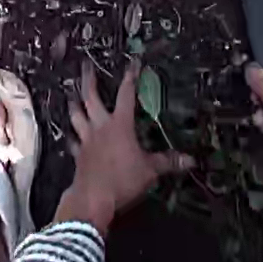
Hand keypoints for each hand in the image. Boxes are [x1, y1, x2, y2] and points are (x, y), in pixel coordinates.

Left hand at [56, 58, 192, 232]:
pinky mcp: (78, 154)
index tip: (133, 63)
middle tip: (86, 66)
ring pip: (77, 115)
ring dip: (74, 104)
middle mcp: (100, 126)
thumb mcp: (150, 170)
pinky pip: (73, 141)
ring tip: (72, 95)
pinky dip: (72, 137)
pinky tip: (71, 136)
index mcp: (120, 124)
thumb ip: (168, 162)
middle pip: (91, 97)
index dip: (131, 77)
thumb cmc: (123, 179)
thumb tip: (191, 160)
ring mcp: (86, 139)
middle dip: (89, 80)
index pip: (127, 94)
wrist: (92, 198)